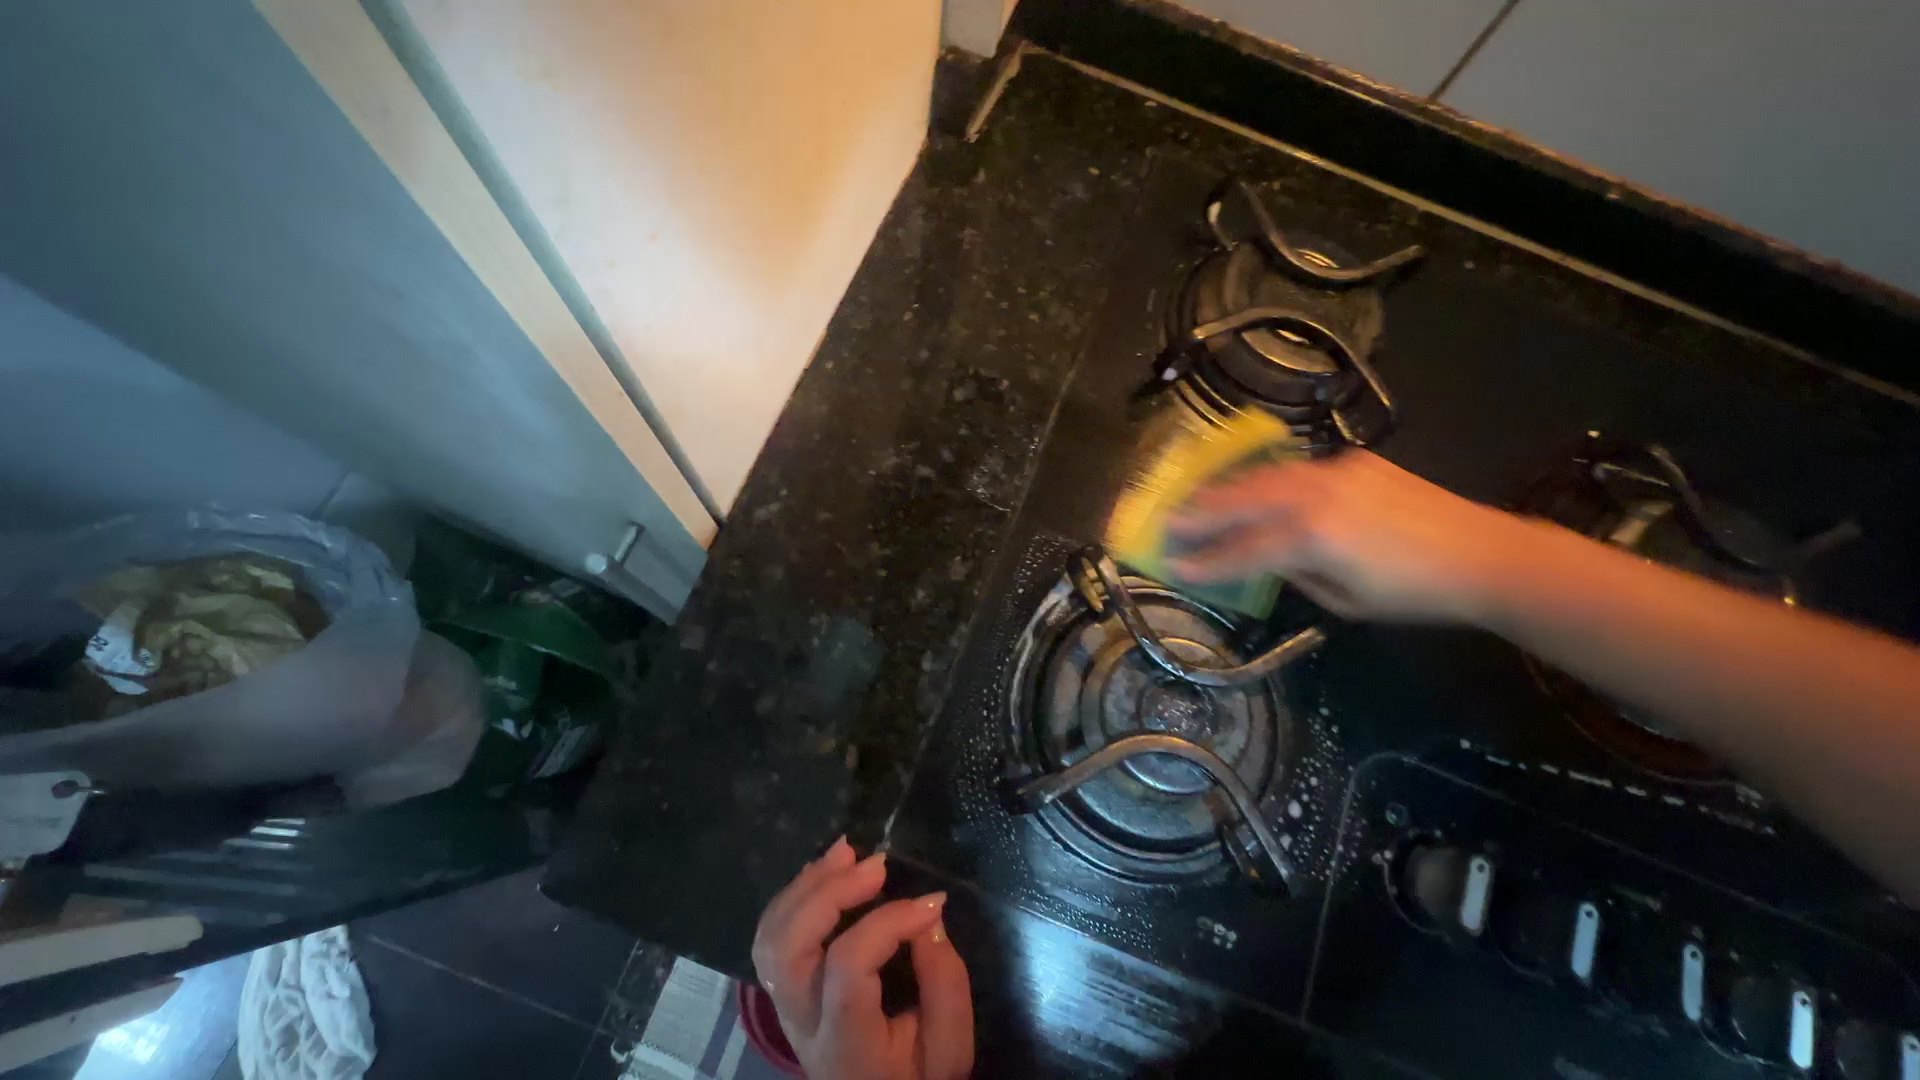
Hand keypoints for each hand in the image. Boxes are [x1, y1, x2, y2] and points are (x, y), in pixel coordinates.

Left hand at [751, 838, 973, 1079]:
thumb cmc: (917, 1078)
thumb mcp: (949, 1049)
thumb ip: (945, 985)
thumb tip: (928, 917)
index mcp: (845, 1045)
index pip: (847, 970)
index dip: (886, 924)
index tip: (931, 903)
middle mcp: (802, 1024)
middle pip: (788, 948)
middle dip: (829, 893)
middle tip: (877, 865)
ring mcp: (785, 1007)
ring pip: (771, 936)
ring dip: (807, 885)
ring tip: (848, 852)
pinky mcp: (784, 990)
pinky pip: (772, 935)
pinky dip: (797, 894)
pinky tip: (829, 870)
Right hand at [1165, 449, 1541, 622]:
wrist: (1484, 554)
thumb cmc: (1413, 594)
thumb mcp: (1345, 601)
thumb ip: (1297, 575)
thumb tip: (1269, 561)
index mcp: (1311, 538)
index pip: (1242, 550)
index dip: (1205, 561)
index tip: (1173, 565)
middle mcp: (1314, 496)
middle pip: (1242, 502)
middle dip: (1200, 512)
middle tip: (1167, 520)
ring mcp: (1333, 471)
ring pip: (1264, 477)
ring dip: (1227, 489)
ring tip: (1197, 497)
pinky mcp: (1353, 460)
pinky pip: (1295, 470)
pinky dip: (1265, 480)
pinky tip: (1252, 487)